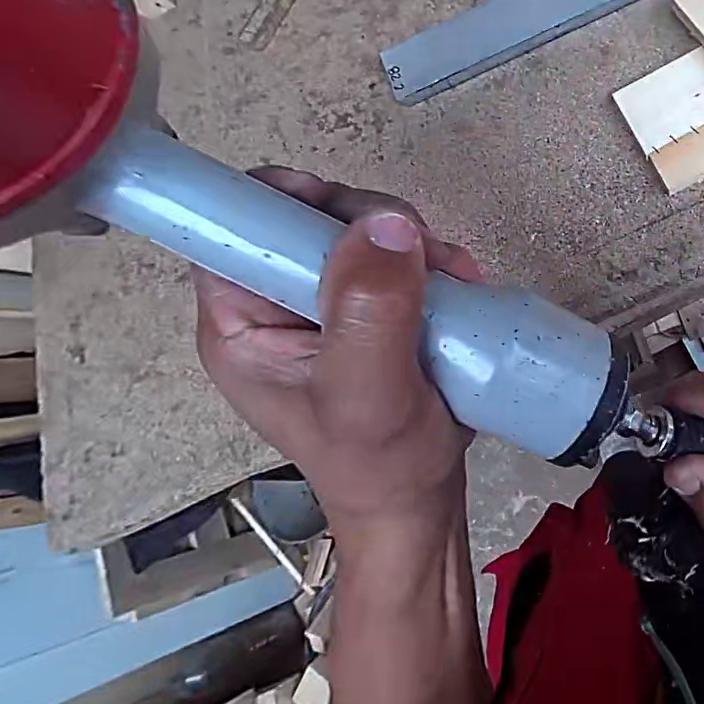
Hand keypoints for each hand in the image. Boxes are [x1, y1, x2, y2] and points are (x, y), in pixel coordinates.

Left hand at [192, 169, 484, 533]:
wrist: (421, 498)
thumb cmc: (380, 462)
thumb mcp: (368, 393)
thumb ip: (372, 312)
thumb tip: (388, 225)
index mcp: (246, 324)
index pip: (240, 232)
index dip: (287, 205)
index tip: (352, 212)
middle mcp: (284, 306)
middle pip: (315, 219)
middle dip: (376, 226)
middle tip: (426, 254)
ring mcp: (336, 307)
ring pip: (368, 233)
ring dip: (417, 245)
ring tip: (456, 281)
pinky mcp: (381, 310)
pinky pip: (404, 258)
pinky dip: (436, 263)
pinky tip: (463, 288)